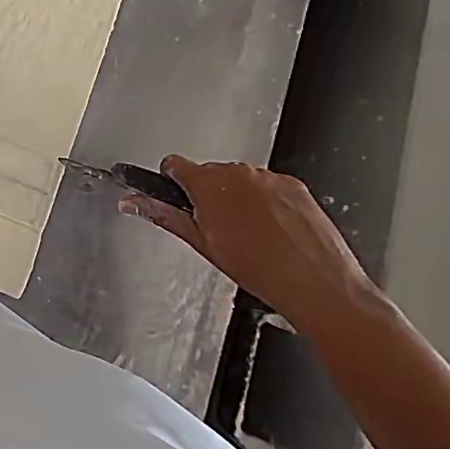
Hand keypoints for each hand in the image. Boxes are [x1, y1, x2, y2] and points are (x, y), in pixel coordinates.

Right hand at [120, 157, 376, 327]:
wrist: (316, 283)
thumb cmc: (260, 269)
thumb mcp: (201, 244)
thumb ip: (163, 215)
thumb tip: (133, 202)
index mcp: (207, 183)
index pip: (174, 165)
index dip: (171, 180)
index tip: (173, 192)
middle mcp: (237, 172)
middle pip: (209, 174)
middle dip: (208, 196)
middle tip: (217, 231)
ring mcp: (267, 177)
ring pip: (240, 181)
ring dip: (238, 200)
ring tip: (251, 238)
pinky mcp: (293, 184)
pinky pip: (270, 187)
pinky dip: (268, 204)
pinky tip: (274, 233)